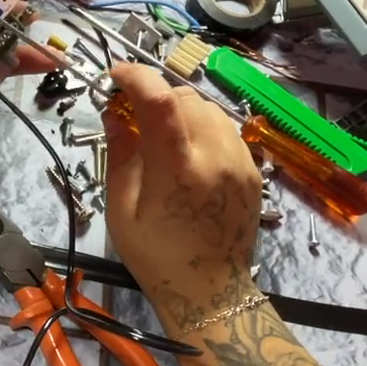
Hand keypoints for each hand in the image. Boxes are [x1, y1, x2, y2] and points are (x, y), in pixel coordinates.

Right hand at [102, 61, 263, 313]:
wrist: (208, 289)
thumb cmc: (154, 254)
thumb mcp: (121, 208)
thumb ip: (120, 154)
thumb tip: (114, 112)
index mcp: (176, 168)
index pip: (161, 99)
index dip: (135, 76)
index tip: (115, 76)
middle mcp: (214, 155)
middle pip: (184, 97)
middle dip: (153, 95)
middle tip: (130, 113)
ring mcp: (240, 160)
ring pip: (209, 107)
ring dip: (179, 108)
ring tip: (159, 132)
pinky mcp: (252, 169)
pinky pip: (225, 128)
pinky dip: (201, 126)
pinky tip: (186, 149)